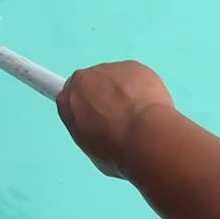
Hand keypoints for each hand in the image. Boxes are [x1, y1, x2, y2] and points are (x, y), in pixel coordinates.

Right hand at [57, 61, 175, 177]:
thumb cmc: (117, 153)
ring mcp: (109, 69)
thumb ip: (92, 131)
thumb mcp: (93, 150)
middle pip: (93, 84)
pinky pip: (137, 76)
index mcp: (67, 101)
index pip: (72, 98)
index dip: (87, 107)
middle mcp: (83, 79)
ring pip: (116, 79)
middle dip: (105, 97)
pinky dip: (144, 88)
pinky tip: (152, 107)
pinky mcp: (133, 65)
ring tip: (141, 118)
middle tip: (122, 119)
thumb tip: (105, 131)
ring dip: (125, 93)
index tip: (97, 114)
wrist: (146, 139)